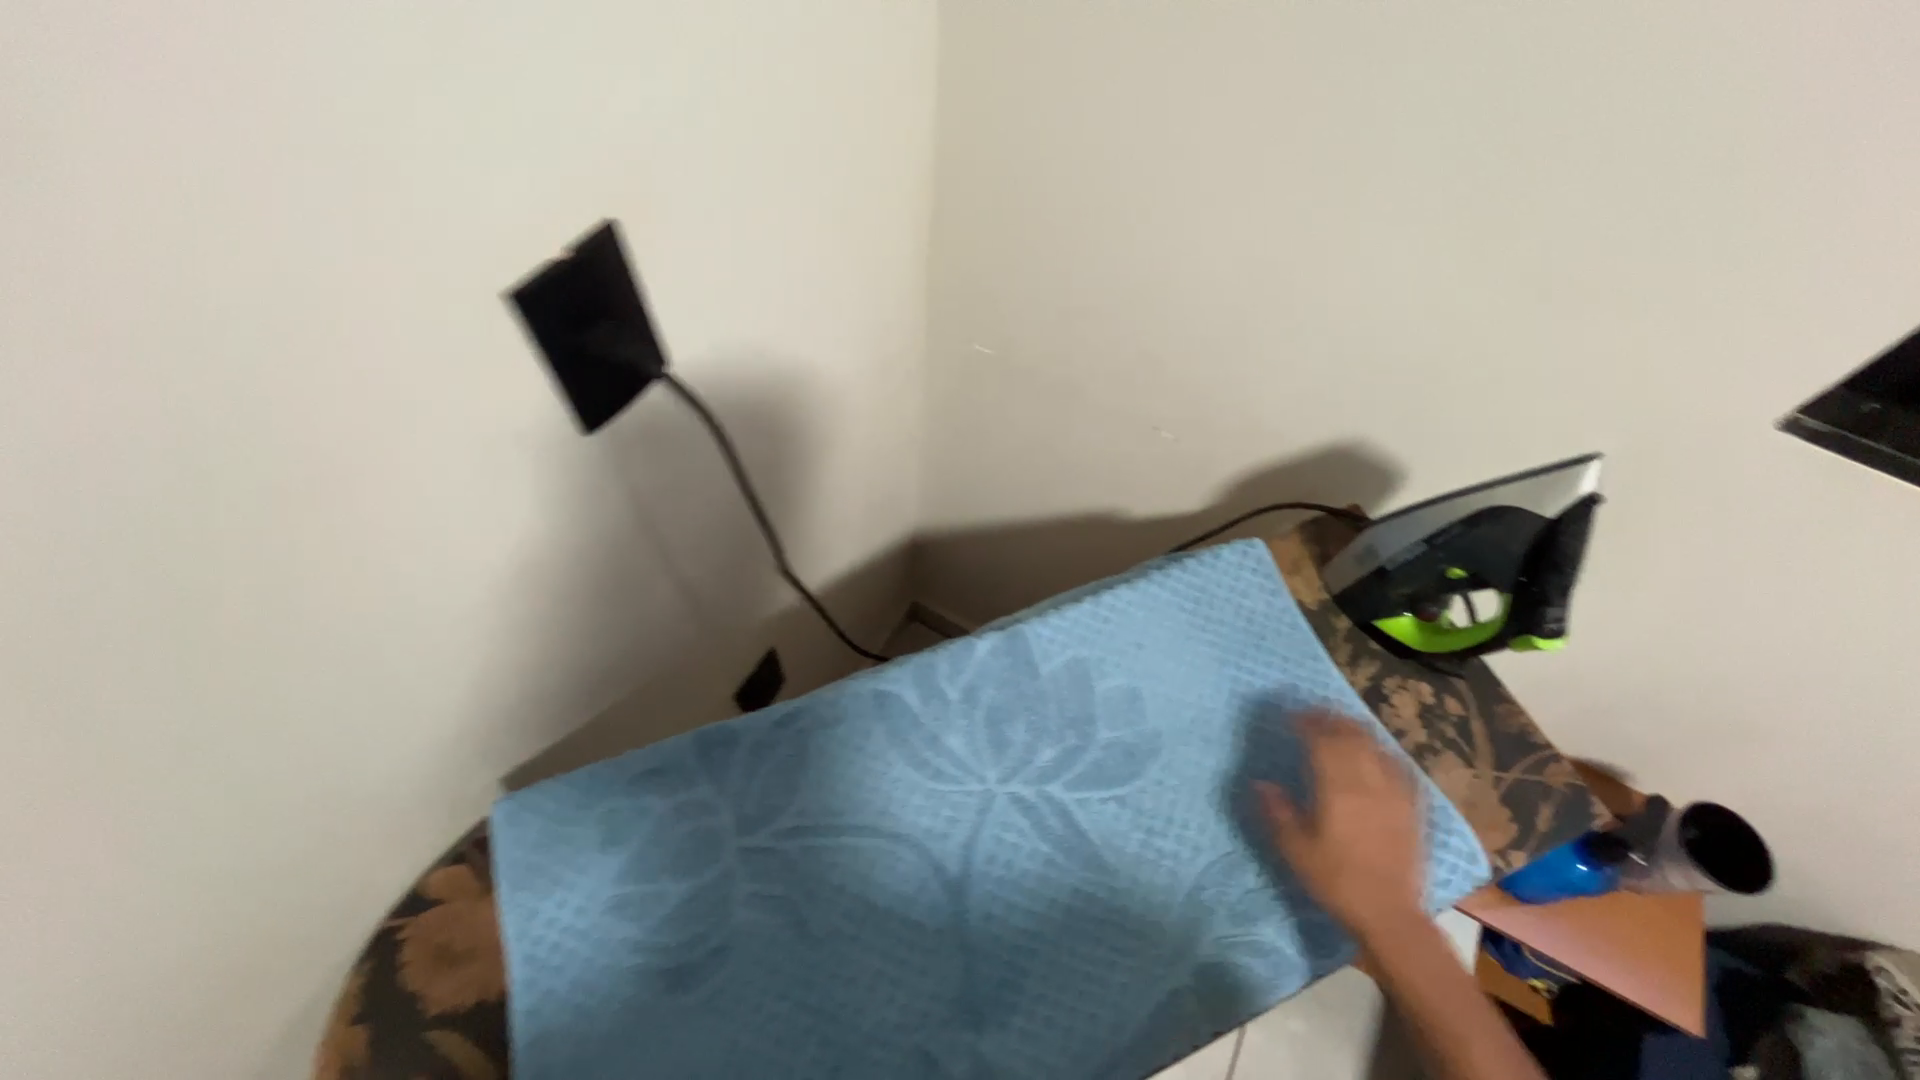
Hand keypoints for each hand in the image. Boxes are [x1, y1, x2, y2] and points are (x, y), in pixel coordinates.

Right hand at [1256, 710, 1424, 941]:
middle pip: (1352, 736)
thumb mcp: (1296, 850)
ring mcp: (1396, 793)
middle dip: (1331, 718)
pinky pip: (1399, 766)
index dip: (1306, 722)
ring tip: (1340, 725)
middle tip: (1312, 713)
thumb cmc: (1336, 881)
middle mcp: (1369, 783)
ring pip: (1377, 746)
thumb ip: (1277, 812)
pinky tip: (1377, 753)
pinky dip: (1383, 751)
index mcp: (1338, 789)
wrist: (1390, 913)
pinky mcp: (1413, 807)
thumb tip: (1260, 783)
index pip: (1323, 741)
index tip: (1290, 715)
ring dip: (1357, 729)